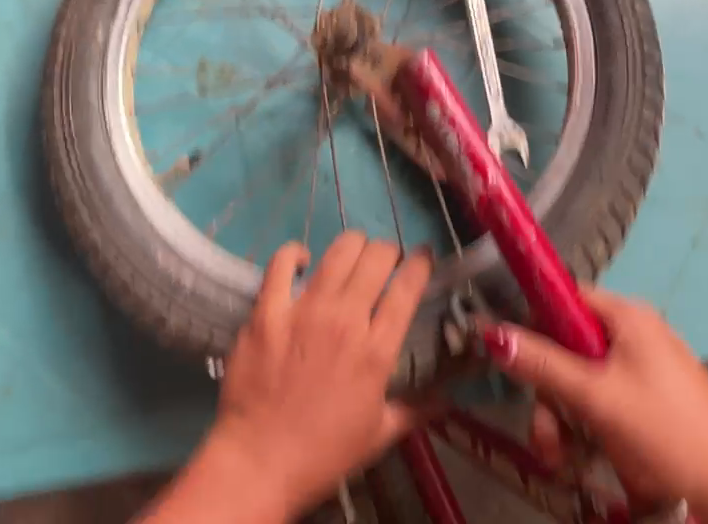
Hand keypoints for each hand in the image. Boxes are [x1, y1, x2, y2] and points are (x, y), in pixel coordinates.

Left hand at [201, 233, 433, 516]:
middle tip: (384, 260)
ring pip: (338, 251)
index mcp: (377, 350)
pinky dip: (295, 254)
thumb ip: (415, 410)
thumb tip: (448, 399)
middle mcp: (346, 320)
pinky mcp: (267, 310)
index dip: (421, 263)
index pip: (408, 287)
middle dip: (387, 251)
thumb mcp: (379, 435)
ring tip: (352, 254)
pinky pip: (282, 263)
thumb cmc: (324, 452)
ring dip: (352, 246)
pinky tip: (301, 260)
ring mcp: (304, 311)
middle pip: (376, 258)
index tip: (423, 256)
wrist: (260, 462)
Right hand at [482, 288, 707, 523]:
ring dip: (559, 420)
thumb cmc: (667, 435)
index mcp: (628, 318)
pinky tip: (579, 462)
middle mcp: (634, 338)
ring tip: (559, 458)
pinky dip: (583, 432)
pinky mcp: (648, 411)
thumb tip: (489, 331)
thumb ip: (541, 363)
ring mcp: (643, 376)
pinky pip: (599, 408)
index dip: (533, 319)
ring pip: (578, 383)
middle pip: (566, 346)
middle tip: (544, 431)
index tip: (510, 353)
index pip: (565, 295)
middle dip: (546, 391)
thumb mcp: (596, 398)